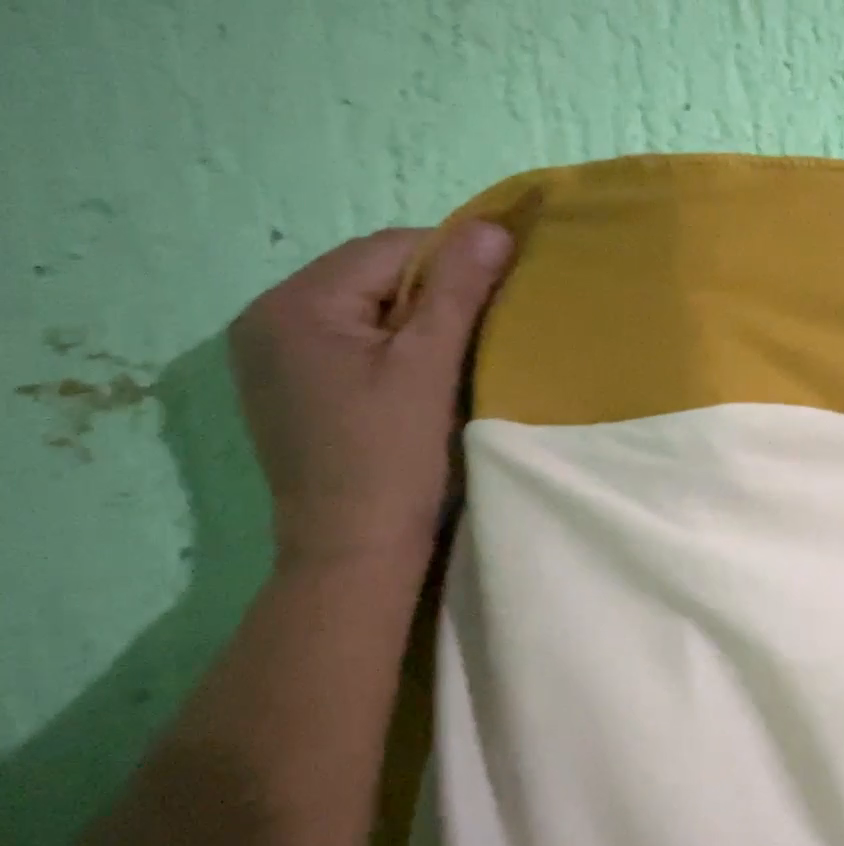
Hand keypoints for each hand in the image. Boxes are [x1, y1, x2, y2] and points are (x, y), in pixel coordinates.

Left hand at [228, 223, 513, 569]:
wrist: (354, 550)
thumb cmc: (395, 458)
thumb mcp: (430, 368)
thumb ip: (459, 293)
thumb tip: (493, 226)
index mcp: (294, 304)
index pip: (387, 250)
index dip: (452, 257)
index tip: (506, 285)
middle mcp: (267, 319)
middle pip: (369, 280)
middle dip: (432, 293)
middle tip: (488, 327)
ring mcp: (270, 359)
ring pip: (361, 314)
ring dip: (413, 323)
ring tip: (458, 357)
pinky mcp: (287, 393)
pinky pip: (346, 347)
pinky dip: (389, 352)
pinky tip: (418, 382)